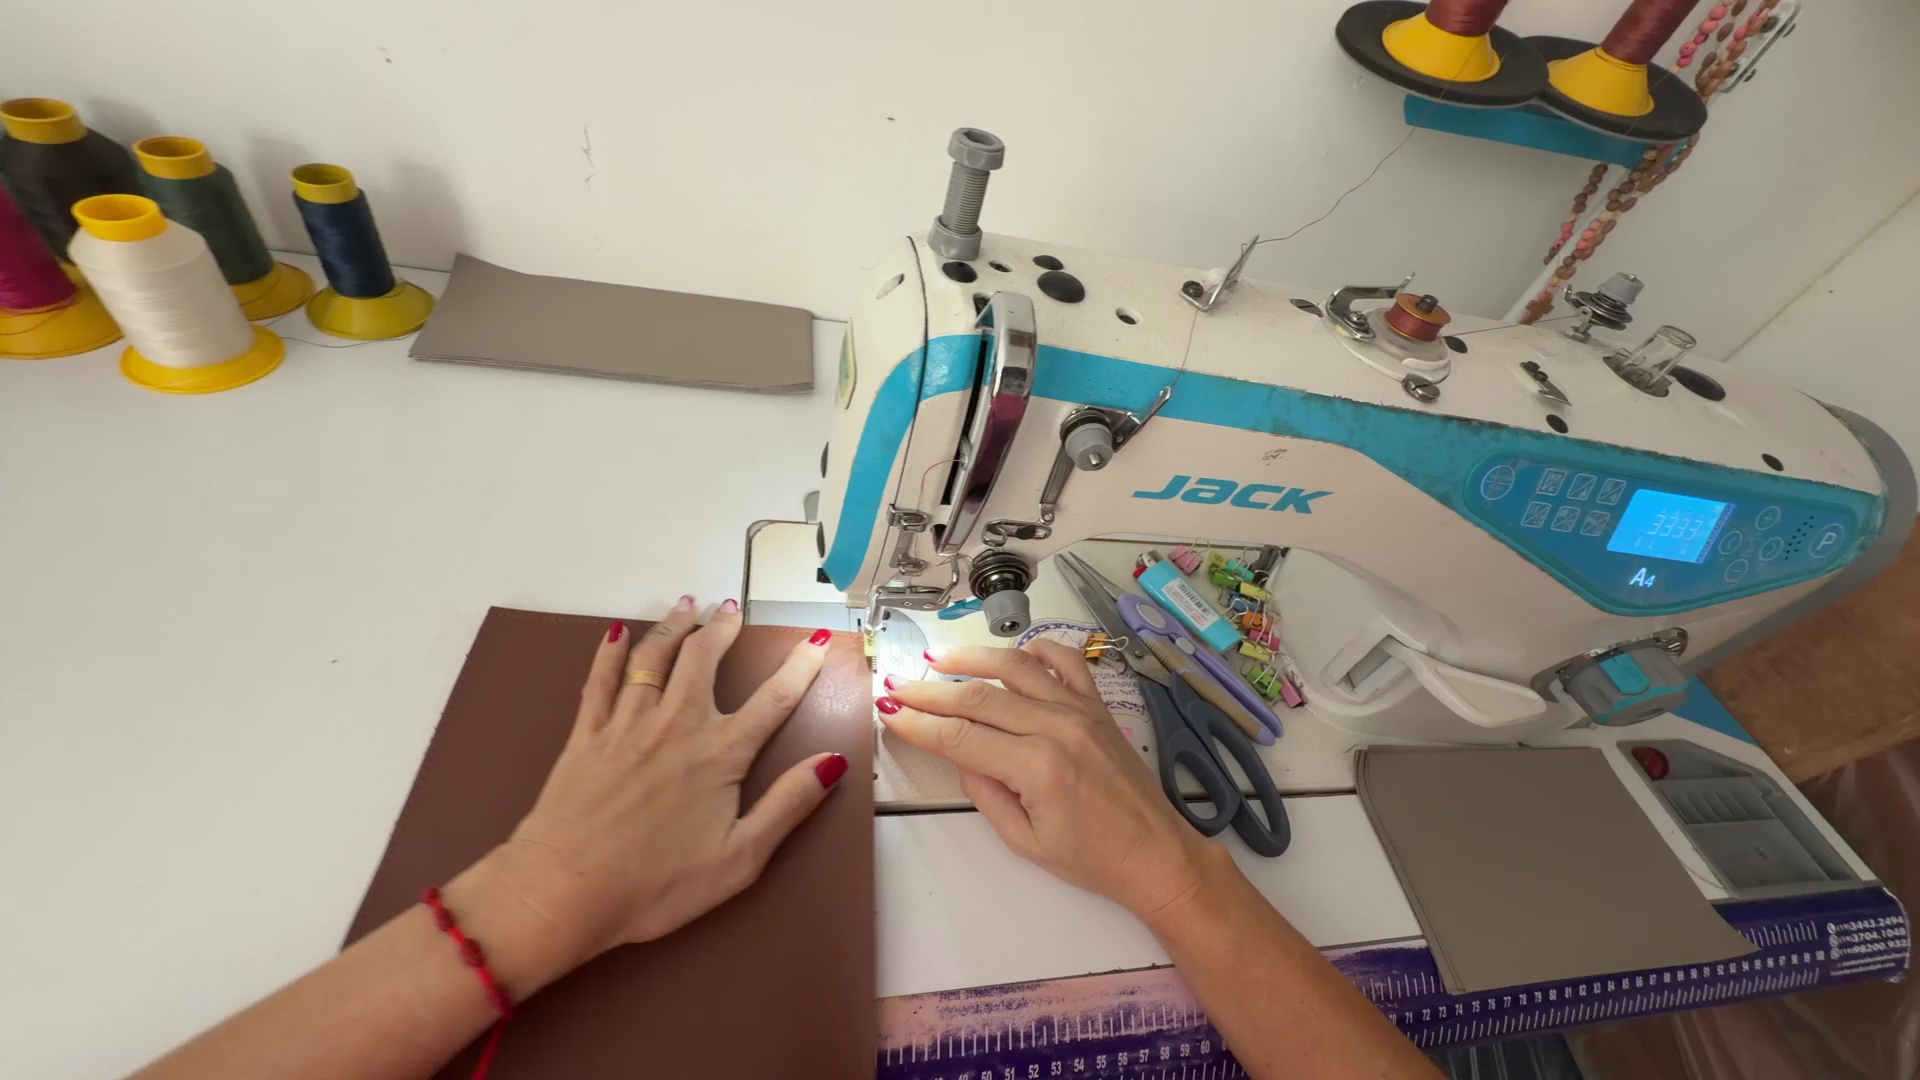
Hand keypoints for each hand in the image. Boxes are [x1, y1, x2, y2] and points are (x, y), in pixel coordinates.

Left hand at [458, 598, 847, 979]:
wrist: (560, 895)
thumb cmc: (656, 885)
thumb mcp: (739, 859)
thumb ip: (788, 805)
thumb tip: (833, 761)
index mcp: (720, 752)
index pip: (775, 699)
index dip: (802, 666)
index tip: (818, 640)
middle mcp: (678, 724)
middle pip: (704, 658)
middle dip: (722, 628)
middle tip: (731, 608)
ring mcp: (628, 723)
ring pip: (655, 657)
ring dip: (674, 626)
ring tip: (687, 605)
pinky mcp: (587, 734)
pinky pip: (601, 679)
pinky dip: (610, 652)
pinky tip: (616, 633)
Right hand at [876, 642, 1222, 920]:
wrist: (1156, 853)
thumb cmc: (1091, 859)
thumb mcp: (1025, 842)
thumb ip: (985, 793)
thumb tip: (959, 753)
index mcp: (1037, 767)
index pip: (961, 737)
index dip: (919, 723)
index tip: (889, 712)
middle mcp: (1057, 727)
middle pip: (979, 697)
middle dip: (931, 691)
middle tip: (898, 685)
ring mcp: (1080, 709)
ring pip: (1016, 666)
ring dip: (973, 657)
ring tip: (939, 657)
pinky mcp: (1097, 704)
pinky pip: (1065, 661)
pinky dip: (1037, 649)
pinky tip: (1011, 651)